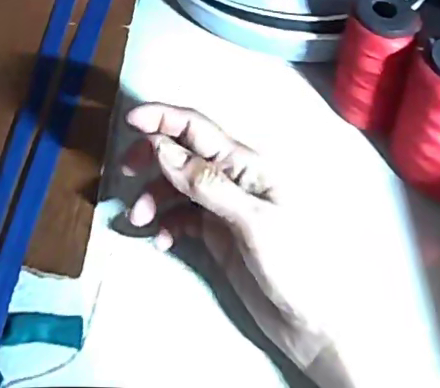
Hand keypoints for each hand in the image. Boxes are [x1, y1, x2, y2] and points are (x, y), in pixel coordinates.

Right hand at [122, 104, 357, 386]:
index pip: (198, 128)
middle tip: (126, 170)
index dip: (163, 117)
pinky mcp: (218, 233)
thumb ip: (207, 183)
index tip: (130, 118)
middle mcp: (232, 176)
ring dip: (154, 195)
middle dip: (152, 154)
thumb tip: (164, 148)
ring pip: (178, 185)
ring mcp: (224, 205)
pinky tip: (163, 240)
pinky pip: (183, 216)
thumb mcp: (251, 219)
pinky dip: (167, 223)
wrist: (313, 320)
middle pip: (183, 150)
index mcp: (246, 162)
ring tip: (138, 219)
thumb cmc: (293, 260)